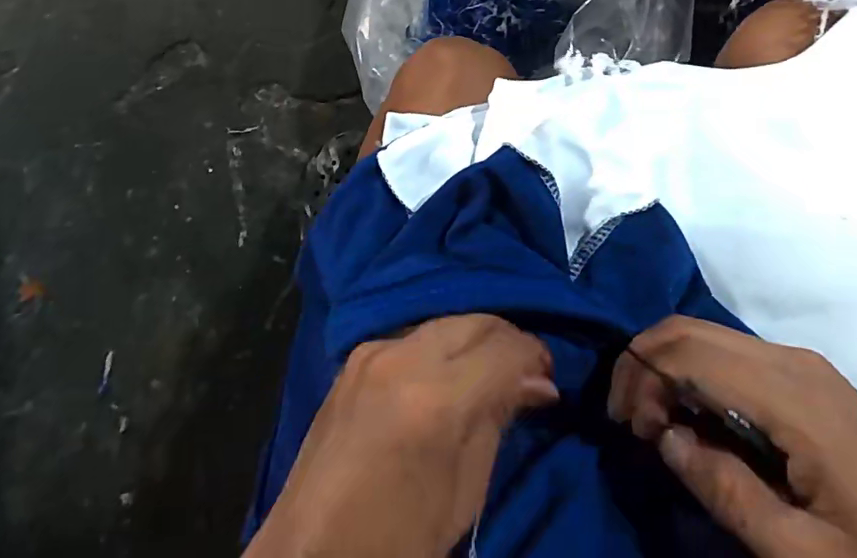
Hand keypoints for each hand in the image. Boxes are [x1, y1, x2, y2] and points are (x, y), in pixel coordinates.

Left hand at [247, 314, 557, 557]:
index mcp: (436, 399)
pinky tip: (450, 372)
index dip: (535, 357)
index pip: (505, 350)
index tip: (548, 377)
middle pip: (477, 322)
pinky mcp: (355, 358)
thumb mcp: (463, 491)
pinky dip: (442, 346)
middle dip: (509, 340)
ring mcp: (374, 352)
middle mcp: (404, 359)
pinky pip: (415, 336)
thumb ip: (498, 420)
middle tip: (527, 371)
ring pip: (447, 321)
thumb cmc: (396, 539)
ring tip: (492, 369)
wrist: (308, 555)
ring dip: (476, 339)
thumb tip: (537, 382)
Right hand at [609, 316, 856, 556]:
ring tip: (657, 426)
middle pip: (693, 330)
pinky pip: (736, 358)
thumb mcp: (802, 555)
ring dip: (671, 369)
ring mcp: (804, 366)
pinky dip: (700, 376)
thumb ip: (725, 490)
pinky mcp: (812, 381)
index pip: (687, 349)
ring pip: (712, 339)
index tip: (629, 432)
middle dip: (645, 364)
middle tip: (630, 425)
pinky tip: (698, 422)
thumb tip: (665, 435)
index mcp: (788, 392)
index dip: (641, 376)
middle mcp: (791, 360)